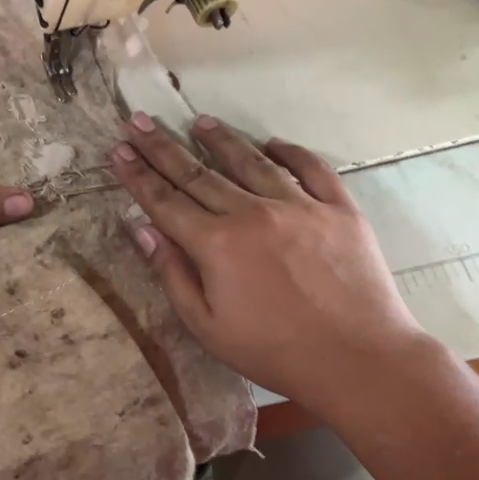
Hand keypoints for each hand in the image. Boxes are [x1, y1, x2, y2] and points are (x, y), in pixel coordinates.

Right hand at [110, 111, 437, 414]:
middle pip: (198, 174)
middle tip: (140, 119)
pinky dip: (290, 152)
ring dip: (221, 139)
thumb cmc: (272, 351)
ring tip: (199, 121)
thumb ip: (173, 274)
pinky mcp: (339, 210)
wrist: (359, 359)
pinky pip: (312, 169)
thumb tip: (144, 231)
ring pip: (251, 162)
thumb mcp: (206, 325)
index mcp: (216, 244)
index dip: (138, 175)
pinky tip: (272, 142)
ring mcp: (299, 207)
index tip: (119, 149)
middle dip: (163, 146)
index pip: (165, 201)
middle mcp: (252, 214)